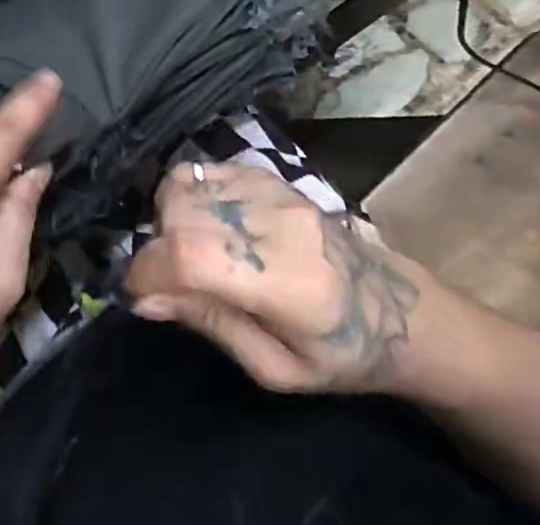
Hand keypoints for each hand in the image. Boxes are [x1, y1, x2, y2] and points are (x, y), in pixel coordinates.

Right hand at [124, 162, 431, 394]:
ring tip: (184, 250)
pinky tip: (200, 224)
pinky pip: (199, 170)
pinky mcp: (266, 175)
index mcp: (290, 284)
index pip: (193, 256)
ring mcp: (273, 190)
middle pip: (179, 213)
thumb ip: (209, 323)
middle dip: (154, 248)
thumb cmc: (342, 354)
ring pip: (182, 184)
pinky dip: (183, 196)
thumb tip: (144, 297)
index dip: (148, 272)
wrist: (401, 309)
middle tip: (166, 278)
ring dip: (165, 219)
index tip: (137, 294)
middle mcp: (279, 223)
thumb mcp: (277, 369)